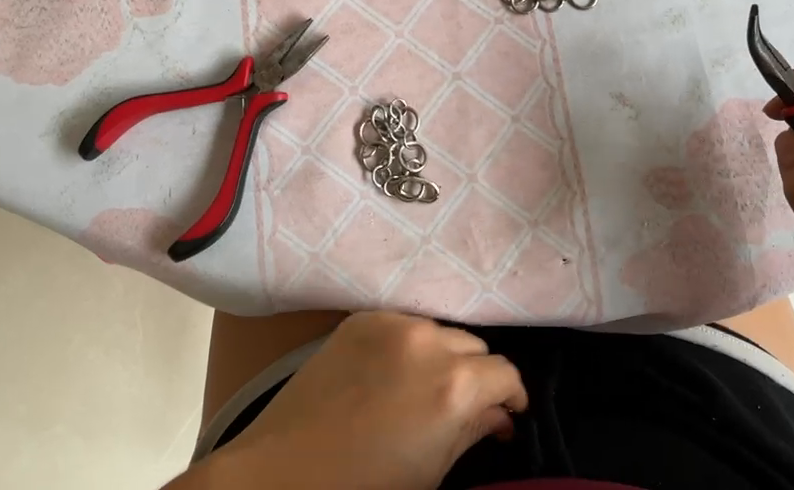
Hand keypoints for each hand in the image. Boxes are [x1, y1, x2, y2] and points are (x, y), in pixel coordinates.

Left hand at [194, 311, 527, 489]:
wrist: (282, 472)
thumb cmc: (364, 486)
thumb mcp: (430, 472)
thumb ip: (472, 432)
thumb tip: (499, 416)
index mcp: (453, 386)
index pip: (505, 373)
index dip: (511, 396)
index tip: (506, 413)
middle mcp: (428, 342)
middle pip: (475, 346)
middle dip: (477, 375)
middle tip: (463, 407)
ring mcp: (391, 324)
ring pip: (440, 331)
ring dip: (443, 356)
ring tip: (424, 388)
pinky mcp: (360, 320)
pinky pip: (404, 323)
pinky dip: (409, 344)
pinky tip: (392, 372)